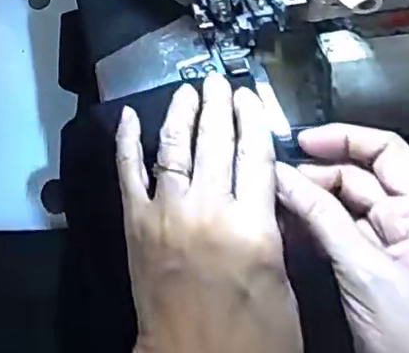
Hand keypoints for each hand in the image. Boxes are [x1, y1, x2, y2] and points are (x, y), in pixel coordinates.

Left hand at [115, 73, 300, 352]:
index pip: (254, 155)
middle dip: (217, 105)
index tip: (248, 96)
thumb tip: (264, 186)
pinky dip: (127, 140)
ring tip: (188, 91)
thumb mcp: (281, 283)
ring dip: (180, 112)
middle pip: (214, 141)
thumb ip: (273, 229)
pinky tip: (130, 116)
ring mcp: (166, 211)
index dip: (252, 119)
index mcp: (251, 227)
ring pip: (173, 146)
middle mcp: (208, 209)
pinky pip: (128, 170)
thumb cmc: (251, 340)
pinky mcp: (135, 220)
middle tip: (217, 81)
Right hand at [274, 124, 408, 352]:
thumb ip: (323, 219)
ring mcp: (399, 252)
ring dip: (312, 200)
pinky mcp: (381, 275)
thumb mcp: (369, 276)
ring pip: (348, 207)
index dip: (343, 138)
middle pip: (361, 178)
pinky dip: (317, 226)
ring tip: (276, 199)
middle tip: (276, 177)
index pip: (388, 152)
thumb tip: (280, 174)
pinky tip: (290, 224)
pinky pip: (344, 235)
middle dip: (317, 173)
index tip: (301, 141)